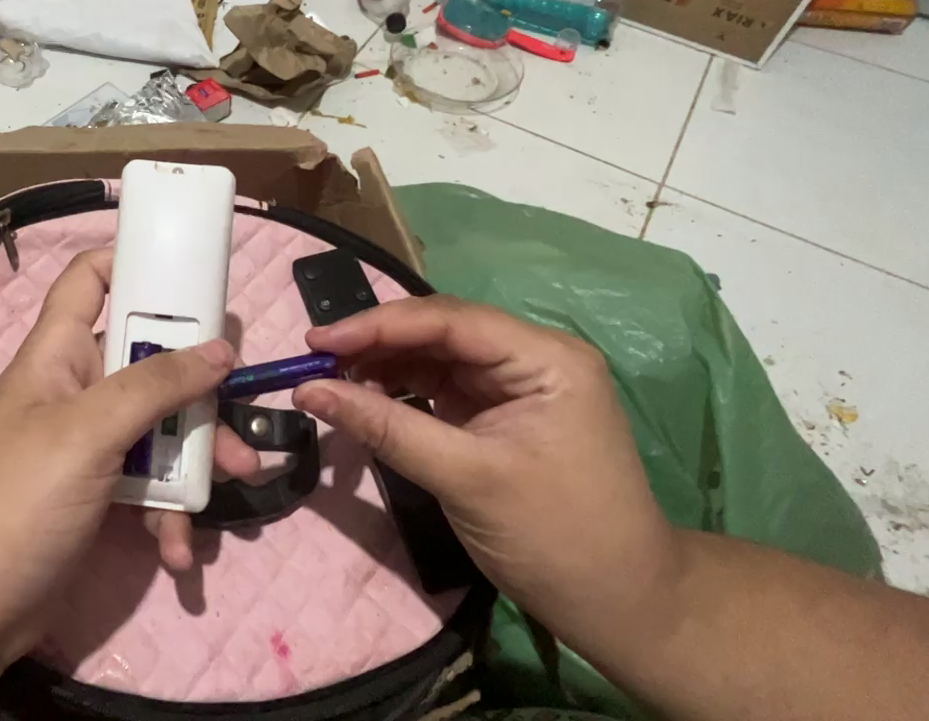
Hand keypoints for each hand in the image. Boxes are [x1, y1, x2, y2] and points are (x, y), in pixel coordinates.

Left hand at [0, 248, 253, 668]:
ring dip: (197, 460)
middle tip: (239, 409)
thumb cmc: (14, 500)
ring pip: (159, 429)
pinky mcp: (99, 498)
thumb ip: (154, 385)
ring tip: (235, 484)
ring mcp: (88, 447)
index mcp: (59, 353)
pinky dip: (169, 515)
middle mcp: (76, 390)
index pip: (89, 281)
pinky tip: (175, 551)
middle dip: (198, 389)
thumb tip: (220, 349)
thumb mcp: (85, 432)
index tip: (191, 277)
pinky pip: (149, 488)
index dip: (132, 265)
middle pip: (149, 362)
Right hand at [290, 296, 680, 641]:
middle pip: (438, 331)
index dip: (378, 325)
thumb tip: (307, 390)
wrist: (620, 606)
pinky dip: (397, 390)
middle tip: (316, 359)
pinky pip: (436, 384)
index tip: (317, 341)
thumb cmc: (556, 538)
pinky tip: (364, 398)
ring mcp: (513, 383)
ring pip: (432, 355)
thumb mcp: (465, 479)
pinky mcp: (497, 410)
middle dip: (376, 342)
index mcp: (544, 358)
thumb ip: (385, 427)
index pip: (448, 321)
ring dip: (382, 365)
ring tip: (331, 380)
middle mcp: (530, 357)